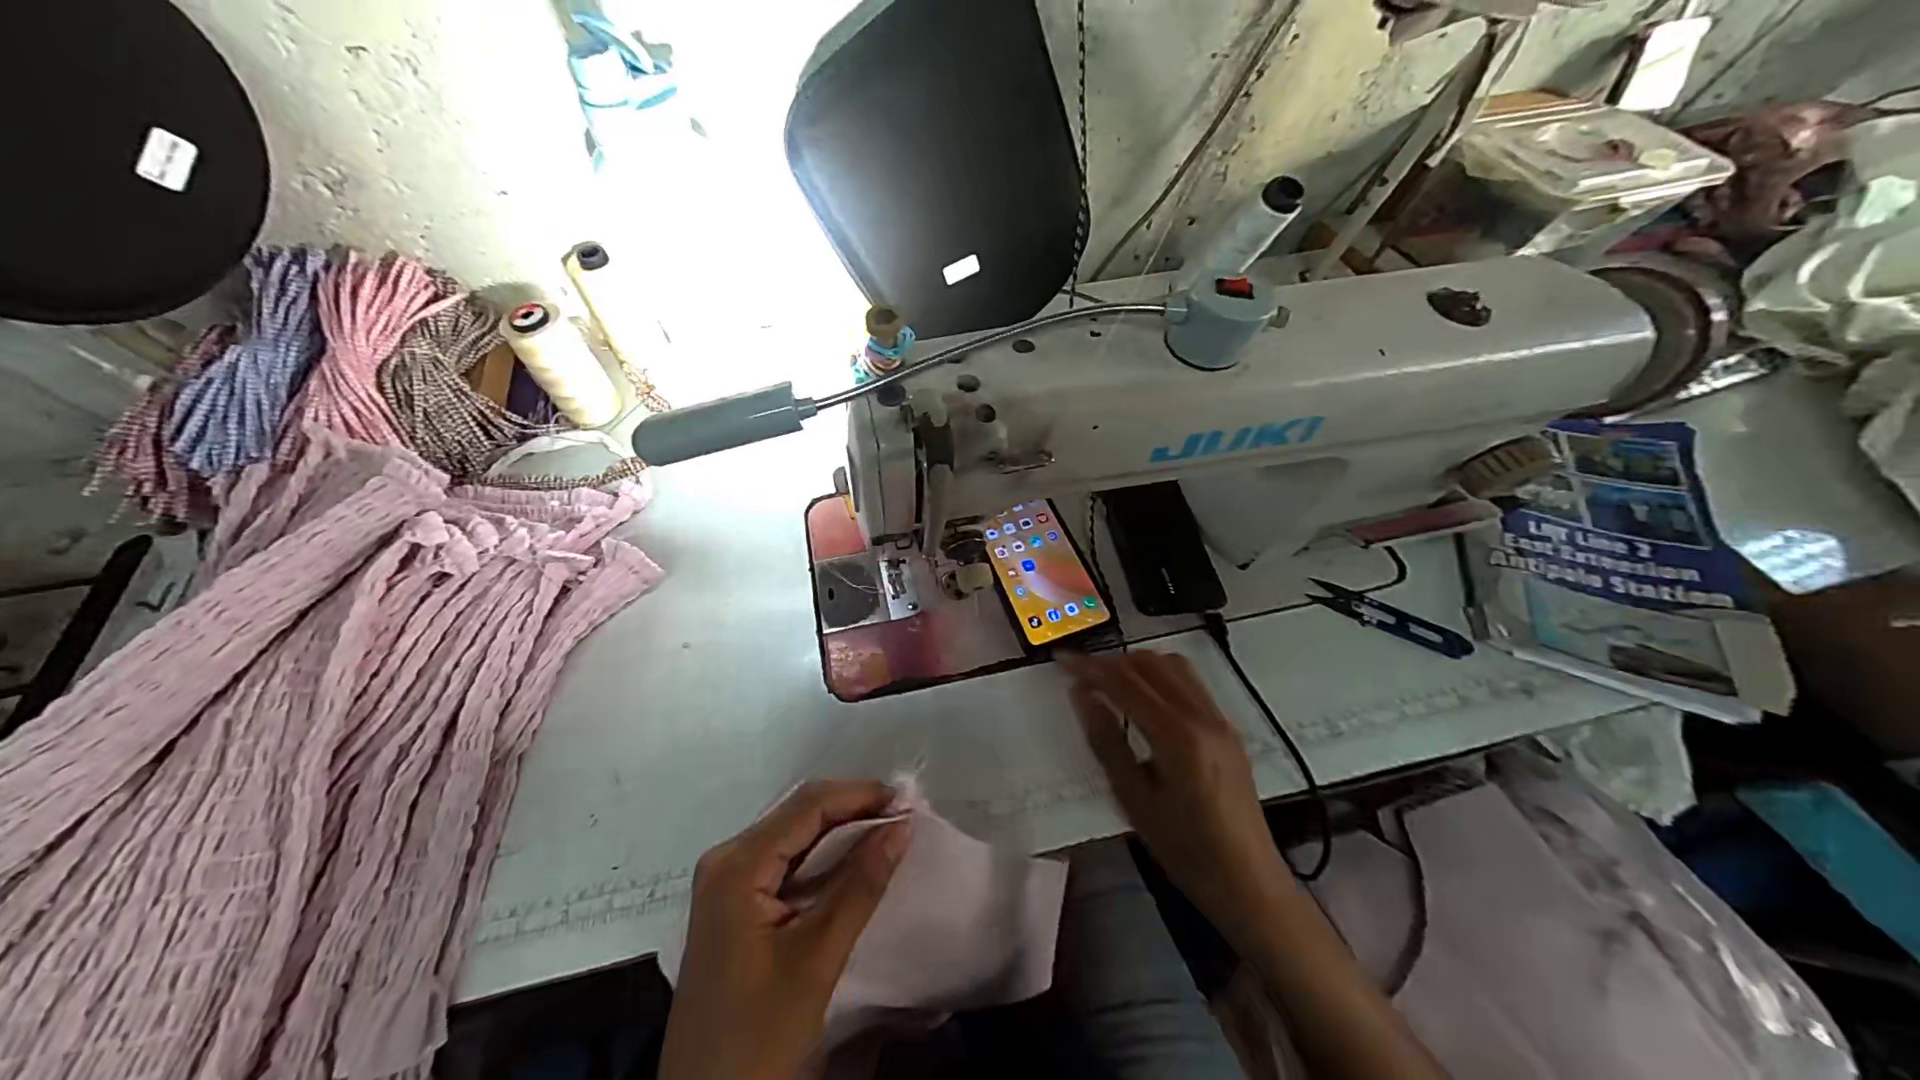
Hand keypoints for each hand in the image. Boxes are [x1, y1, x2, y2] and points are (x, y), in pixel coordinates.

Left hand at [659, 780, 909, 1079]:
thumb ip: (861, 884)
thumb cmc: (758, 1032)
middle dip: (852, 809)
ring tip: (890, 833)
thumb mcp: (817, 956)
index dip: (860, 794)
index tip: (908, 801)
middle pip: (798, 814)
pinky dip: (824, 859)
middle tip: (904, 818)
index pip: (807, 806)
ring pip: (794, 836)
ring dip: (842, 831)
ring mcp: (727, 883)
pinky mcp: (735, 905)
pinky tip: (856, 863)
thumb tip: (901, 826)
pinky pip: (785, 863)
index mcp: (736, 865)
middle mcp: (726, 861)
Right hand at [1062, 651, 1292, 946]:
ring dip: (1136, 664)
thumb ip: (1107, 741)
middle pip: (1150, 664)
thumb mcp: (1134, 800)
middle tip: (1079, 673)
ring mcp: (1220, 719)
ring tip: (1107, 680)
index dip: (1089, 667)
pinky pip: (1190, 682)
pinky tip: (1141, 698)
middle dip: (1110, 661)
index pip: (1125, 682)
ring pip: (1173, 666)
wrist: (1248, 881)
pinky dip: (1159, 676)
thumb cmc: (1185, 851)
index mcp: (1178, 736)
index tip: (1060, 661)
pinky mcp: (1228, 728)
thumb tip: (1082, 696)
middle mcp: (1203, 717)